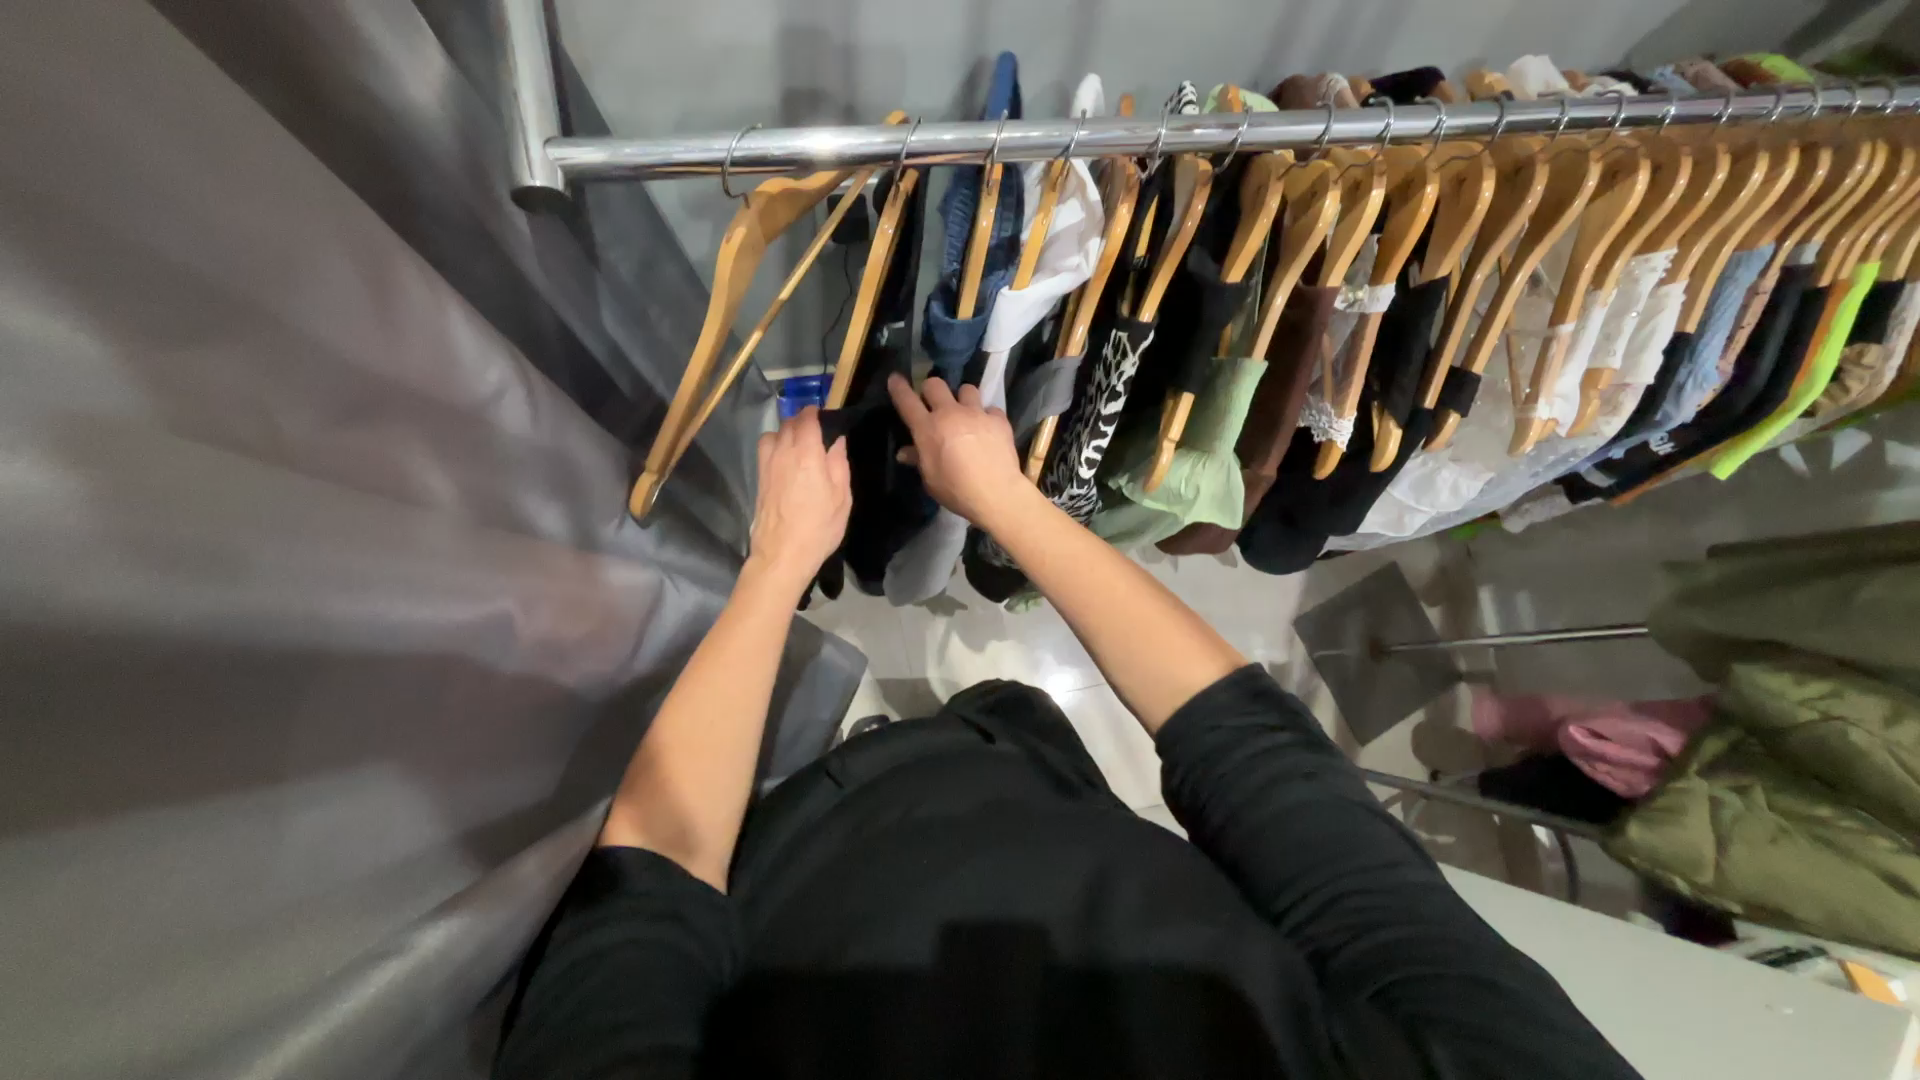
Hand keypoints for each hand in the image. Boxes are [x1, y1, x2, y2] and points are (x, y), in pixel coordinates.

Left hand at [747, 408, 850, 592]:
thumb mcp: (842, 498)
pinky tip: (785, 459)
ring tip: (797, 442)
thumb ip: (839, 465)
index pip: (806, 421)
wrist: (782, 554)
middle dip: (800, 420)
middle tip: (814, 427)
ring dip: (784, 432)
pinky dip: (774, 445)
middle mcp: (783, 454)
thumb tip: (837, 442)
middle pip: (788, 424)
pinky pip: (764, 450)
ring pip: (772, 434)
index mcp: (807, 455)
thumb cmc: (819, 528)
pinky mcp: (759, 479)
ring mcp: (767, 466)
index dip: (813, 412)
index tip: (821, 413)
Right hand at [888, 374, 1029, 528]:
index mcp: (928, 428)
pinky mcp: (999, 419)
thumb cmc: (956, 490)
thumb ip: (918, 460)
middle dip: (931, 390)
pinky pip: (991, 409)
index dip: (899, 387)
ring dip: (963, 398)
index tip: (896, 378)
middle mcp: (950, 413)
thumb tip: (905, 452)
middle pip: (935, 384)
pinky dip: (988, 416)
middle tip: (935, 403)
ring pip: (967, 389)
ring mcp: (976, 413)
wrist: (996, 493)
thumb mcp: (930, 479)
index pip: (907, 401)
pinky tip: (989, 429)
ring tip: (966, 413)